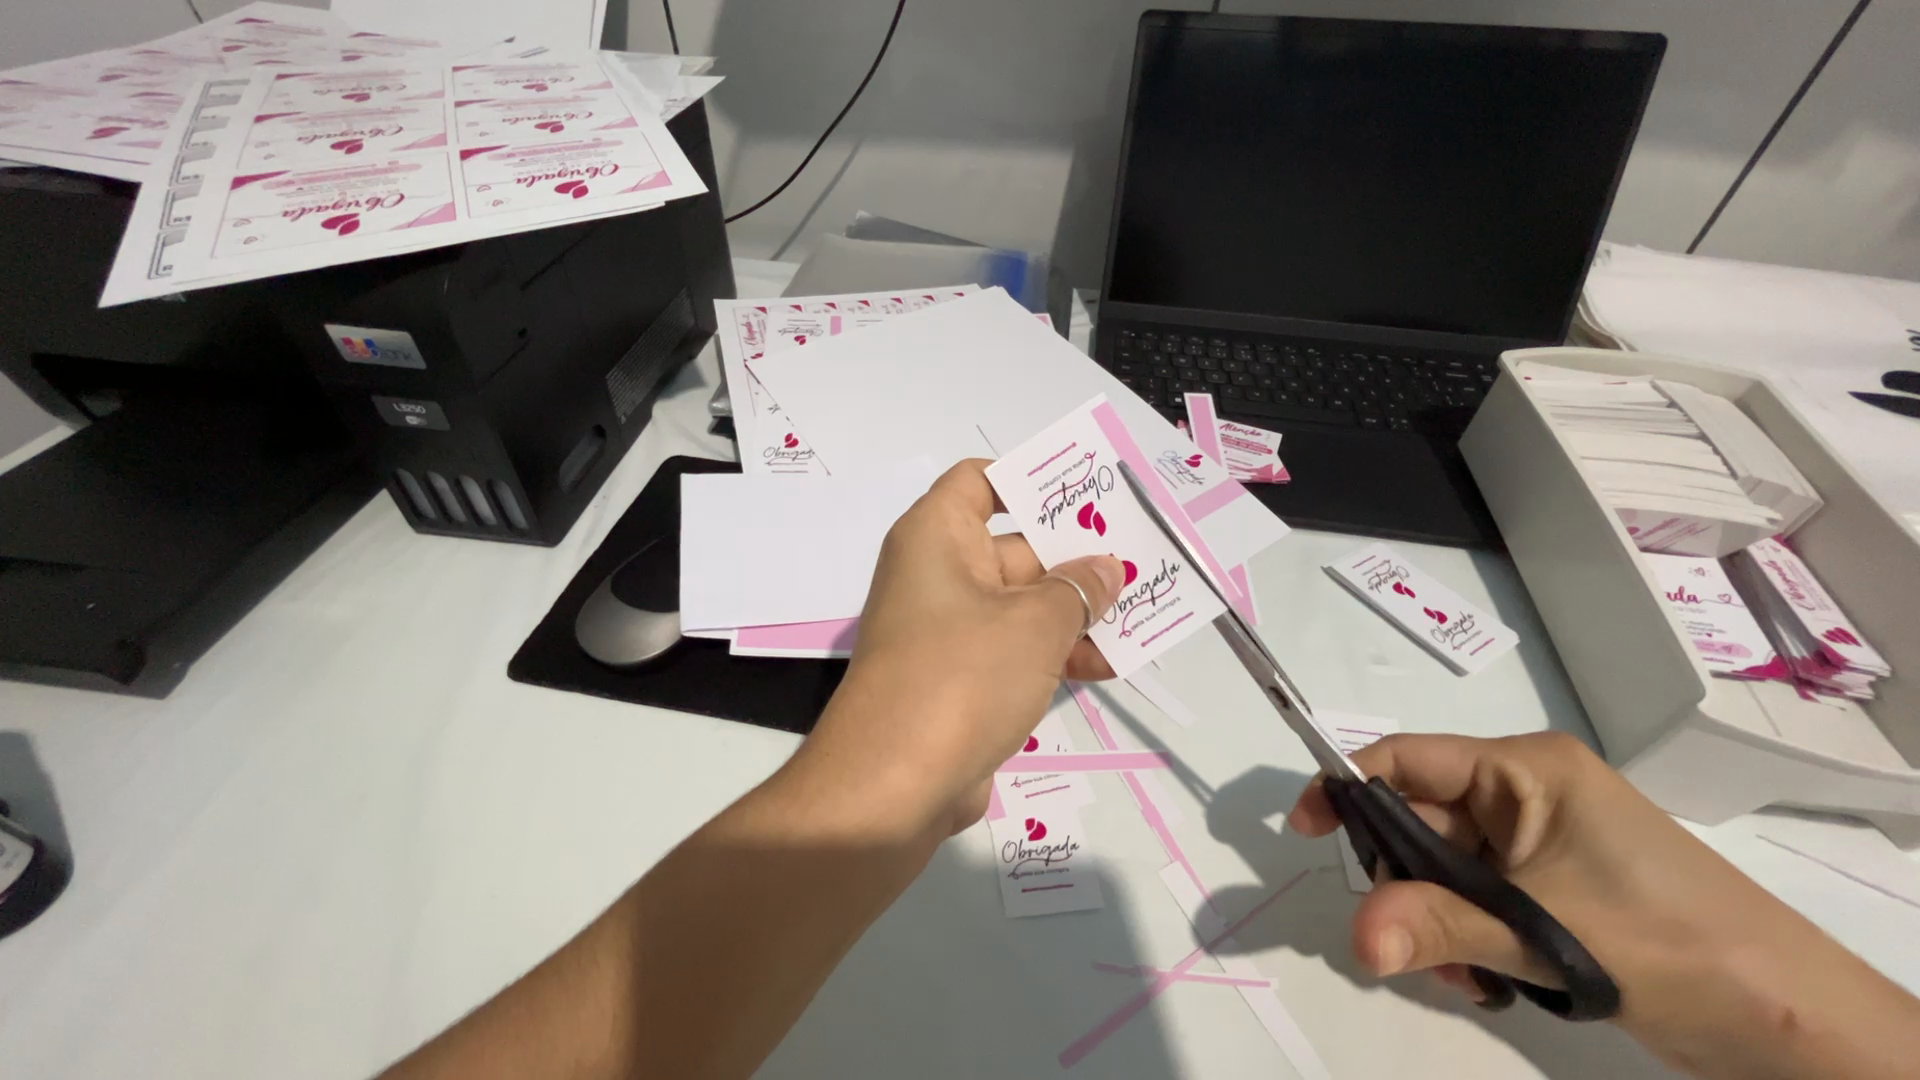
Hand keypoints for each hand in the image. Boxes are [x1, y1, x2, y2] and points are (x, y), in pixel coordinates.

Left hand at [792, 460, 1125, 837]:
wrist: (894, 787)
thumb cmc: (962, 676)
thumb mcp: (1034, 624)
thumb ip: (1078, 589)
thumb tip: (1105, 568)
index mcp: (937, 537)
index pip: (979, 481)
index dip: (1029, 478)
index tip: (1086, 491)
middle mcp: (938, 574)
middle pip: (1014, 545)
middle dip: (1076, 556)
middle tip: (1140, 557)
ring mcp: (948, 629)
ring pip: (1021, 603)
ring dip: (1075, 611)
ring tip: (1141, 614)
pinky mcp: (960, 677)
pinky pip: (1015, 648)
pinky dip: (1055, 652)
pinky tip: (1110, 664)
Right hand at [1288, 732, 1919, 1079]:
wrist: (1801, 1031)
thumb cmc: (1675, 944)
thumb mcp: (1544, 931)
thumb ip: (1437, 924)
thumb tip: (1353, 940)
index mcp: (1524, 770)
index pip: (1408, 758)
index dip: (1349, 787)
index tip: (1303, 830)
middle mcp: (1524, 794)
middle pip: (1418, 819)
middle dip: (1401, 881)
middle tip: (1405, 939)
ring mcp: (1537, 842)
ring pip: (1441, 868)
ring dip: (1433, 920)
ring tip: (1463, 977)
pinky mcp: (1548, 887)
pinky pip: (1472, 898)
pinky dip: (1463, 937)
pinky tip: (1486, 981)